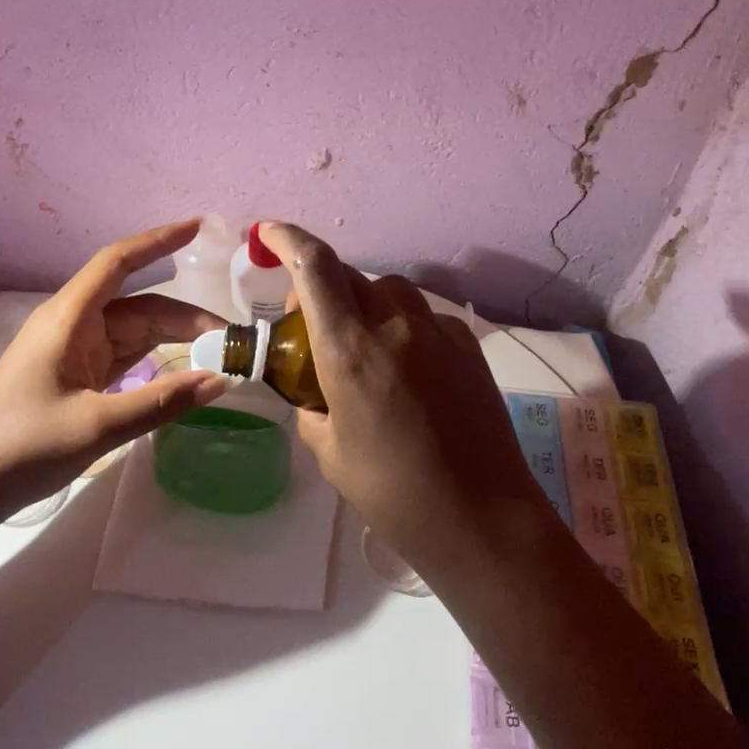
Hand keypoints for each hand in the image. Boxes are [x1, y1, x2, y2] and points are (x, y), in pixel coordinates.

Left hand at [0, 220, 228, 504]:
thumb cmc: (23, 447)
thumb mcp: (97, 426)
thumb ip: (161, 401)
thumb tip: (220, 381)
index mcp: (68, 319)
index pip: (118, 263)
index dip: (158, 242)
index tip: (198, 229)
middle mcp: (73, 325)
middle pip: (140, 305)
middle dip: (186, 316)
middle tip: (232, 338)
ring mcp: (75, 351)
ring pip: (137, 330)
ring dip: (176, 338)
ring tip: (218, 354)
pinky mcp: (78, 376)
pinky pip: (127, 355)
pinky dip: (158, 359)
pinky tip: (185, 370)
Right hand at [257, 222, 546, 568]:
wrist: (481, 515)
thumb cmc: (393, 493)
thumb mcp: (330, 453)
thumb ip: (311, 407)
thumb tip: (310, 391)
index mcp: (349, 350)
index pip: (315, 268)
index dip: (287, 239)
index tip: (268, 233)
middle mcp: (394, 327)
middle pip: (352, 276)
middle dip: (323, 286)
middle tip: (313, 326)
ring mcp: (437, 332)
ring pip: (392, 291)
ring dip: (367, 303)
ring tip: (363, 348)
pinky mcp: (468, 345)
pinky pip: (424, 317)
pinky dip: (404, 327)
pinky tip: (408, 369)